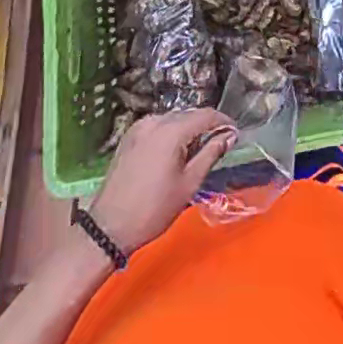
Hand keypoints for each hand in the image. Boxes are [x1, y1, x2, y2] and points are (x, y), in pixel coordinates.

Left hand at [86, 109, 235, 252]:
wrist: (108, 228)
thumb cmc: (154, 209)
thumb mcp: (189, 183)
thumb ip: (211, 154)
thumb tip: (229, 136)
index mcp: (171, 131)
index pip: (206, 115)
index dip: (224, 122)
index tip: (234, 134)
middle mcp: (154, 122)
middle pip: (188, 114)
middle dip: (206, 125)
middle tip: (219, 144)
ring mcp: (138, 128)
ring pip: (172, 119)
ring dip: (187, 129)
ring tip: (196, 150)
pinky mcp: (128, 138)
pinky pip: (157, 126)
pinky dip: (170, 133)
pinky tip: (173, 152)